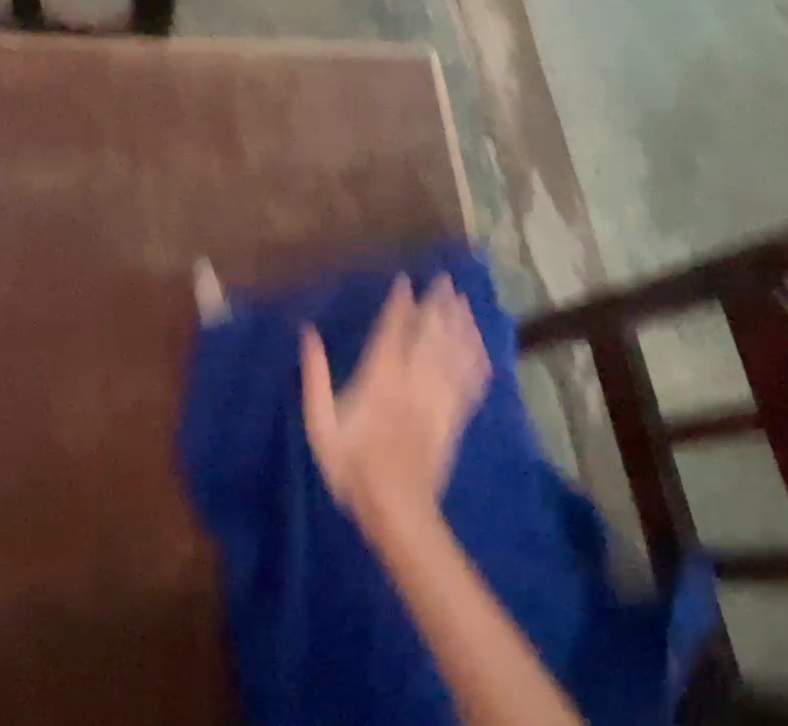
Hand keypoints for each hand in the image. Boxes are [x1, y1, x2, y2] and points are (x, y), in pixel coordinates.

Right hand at [300, 274, 492, 530]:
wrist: (395, 507)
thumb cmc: (351, 467)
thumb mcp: (320, 425)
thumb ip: (315, 378)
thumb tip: (308, 336)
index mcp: (379, 380)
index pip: (392, 331)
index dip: (400, 304)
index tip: (405, 282)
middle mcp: (413, 382)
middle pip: (430, 334)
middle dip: (437, 305)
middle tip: (444, 280)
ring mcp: (438, 399)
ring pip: (453, 352)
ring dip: (459, 324)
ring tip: (463, 301)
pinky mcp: (455, 418)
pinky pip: (470, 383)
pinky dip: (476, 360)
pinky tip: (479, 345)